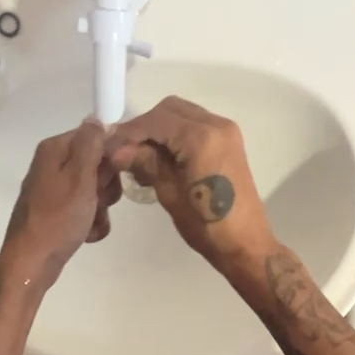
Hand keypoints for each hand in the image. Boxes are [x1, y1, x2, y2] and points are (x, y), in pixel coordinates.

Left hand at [1, 118, 122, 284]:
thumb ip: (91, 144)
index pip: (95, 137)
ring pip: (94, 191)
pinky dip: (91, 223)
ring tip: (90, 222)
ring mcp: (55, 191)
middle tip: (98, 201)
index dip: (110, 156)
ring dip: (100, 209)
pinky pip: (85, 211)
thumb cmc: (58, 219)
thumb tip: (98, 117)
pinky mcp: (58, 214)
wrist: (32, 262)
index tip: (116, 174)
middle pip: (97, 165)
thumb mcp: (79, 176)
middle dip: (106, 187)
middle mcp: (53, 165)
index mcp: (55, 150)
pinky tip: (86, 234)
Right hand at [105, 97, 276, 273]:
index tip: (109, 147)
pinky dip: (176, 136)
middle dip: (145, 127)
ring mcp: (225, 132)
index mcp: (201, 138)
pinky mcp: (229, 142)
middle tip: (125, 152)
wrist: (245, 243)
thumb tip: (117, 150)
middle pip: (170, 110)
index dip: (129, 132)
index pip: (156, 120)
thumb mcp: (170, 194)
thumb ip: (145, 163)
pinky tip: (162, 159)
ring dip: (160, 130)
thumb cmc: (206, 225)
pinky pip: (195, 127)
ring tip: (141, 158)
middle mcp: (216, 124)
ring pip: (183, 115)